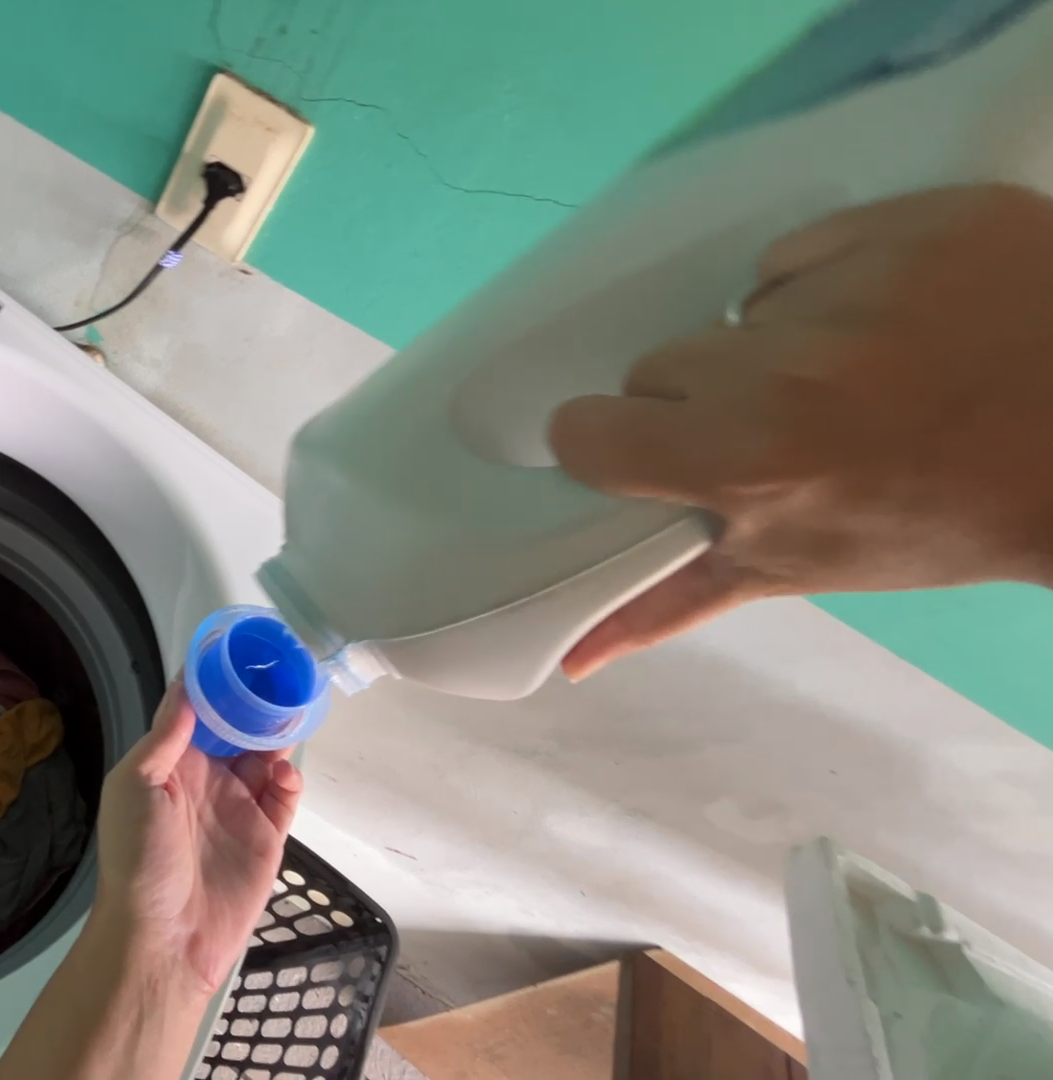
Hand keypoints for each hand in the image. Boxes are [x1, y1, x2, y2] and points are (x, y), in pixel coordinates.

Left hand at [0, 682, 303, 1079]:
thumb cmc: (140, 855)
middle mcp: (205, 779)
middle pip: (236, 731)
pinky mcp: (266, 837)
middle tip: (276, 679)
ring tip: (288, 718)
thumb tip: (186, 686)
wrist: (165, 937)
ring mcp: (237, 807)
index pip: (195, 714)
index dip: (213, 686)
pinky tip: (284, 774)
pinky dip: (289, 780)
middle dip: (253, 707)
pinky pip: (284, 798)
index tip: (236, 654)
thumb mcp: (135, 785)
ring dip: (275, 738)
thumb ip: (164, 736)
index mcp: (170, 763)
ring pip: (264, 758)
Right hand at [550, 184, 1052, 679]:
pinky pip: (804, 251)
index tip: (662, 450)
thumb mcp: (792, 568)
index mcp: (743, 461)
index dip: (616, 440)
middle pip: (657, 366)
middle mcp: (783, 372)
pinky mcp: (916, 224)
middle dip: (697, 395)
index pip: (586, 428)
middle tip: (772, 419)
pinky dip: (829, 281)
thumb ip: (664, 603)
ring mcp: (856, 289)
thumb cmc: (940, 519)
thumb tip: (566, 661)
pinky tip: (888, 316)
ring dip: (765, 341)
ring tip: (845, 368)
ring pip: (730, 311)